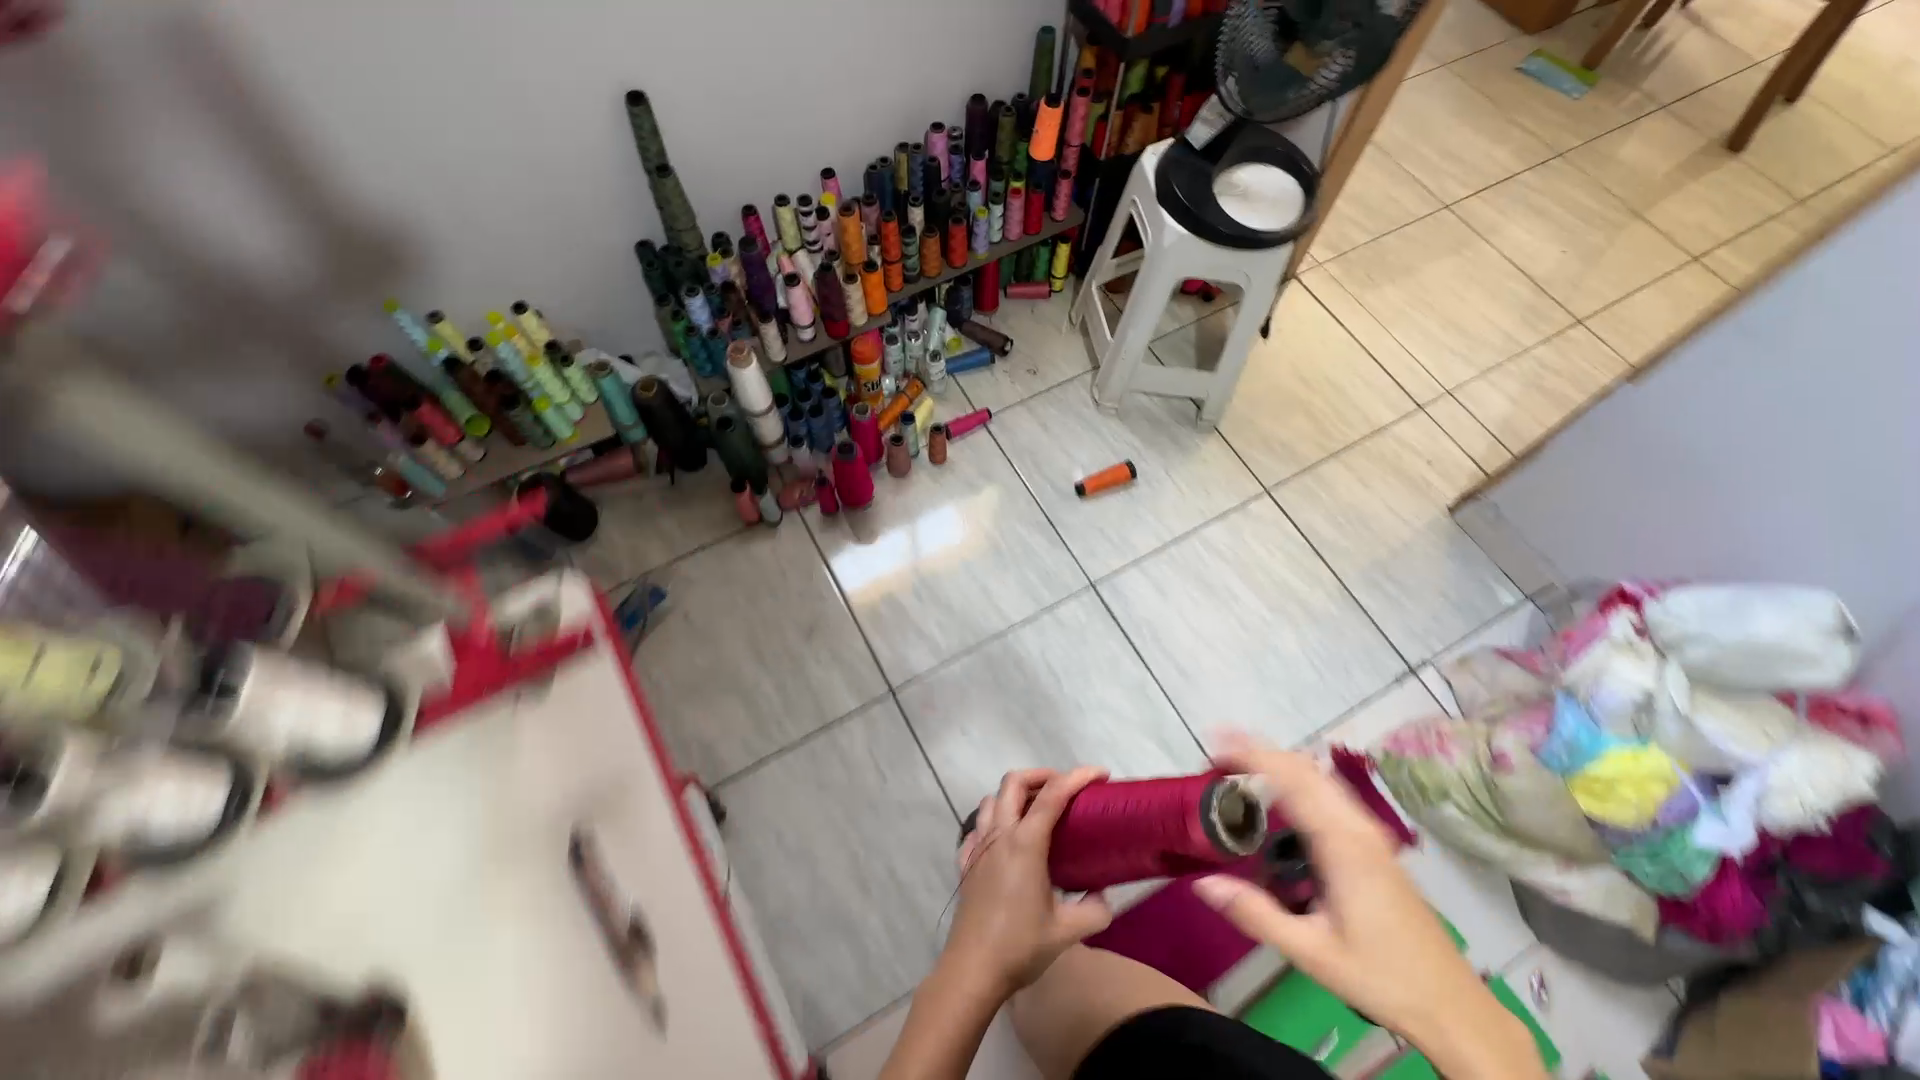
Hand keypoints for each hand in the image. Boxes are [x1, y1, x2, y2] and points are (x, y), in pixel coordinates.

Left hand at [944, 767, 1114, 999]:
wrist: (973, 970)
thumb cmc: (1021, 946)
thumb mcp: (1069, 931)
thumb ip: (1095, 909)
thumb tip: (1102, 894)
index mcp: (1025, 844)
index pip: (1053, 794)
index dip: (1078, 776)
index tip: (1100, 775)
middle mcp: (999, 836)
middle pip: (1014, 783)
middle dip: (1041, 775)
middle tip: (1065, 789)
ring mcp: (977, 848)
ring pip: (991, 801)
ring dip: (1014, 796)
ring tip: (1036, 812)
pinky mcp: (965, 865)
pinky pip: (977, 830)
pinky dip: (993, 823)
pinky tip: (1006, 842)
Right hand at [1193, 736, 1540, 1076]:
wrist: (1451, 1005)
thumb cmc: (1380, 978)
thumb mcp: (1309, 951)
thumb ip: (1255, 913)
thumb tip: (1202, 883)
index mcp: (1344, 845)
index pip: (1292, 780)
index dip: (1252, 754)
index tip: (1215, 743)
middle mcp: (1360, 829)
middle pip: (1306, 770)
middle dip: (1260, 753)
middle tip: (1215, 757)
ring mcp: (1372, 837)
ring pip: (1321, 781)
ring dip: (1279, 767)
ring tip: (1237, 771)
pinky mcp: (1376, 849)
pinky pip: (1331, 799)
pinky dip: (1298, 785)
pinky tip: (1279, 804)